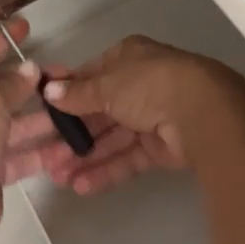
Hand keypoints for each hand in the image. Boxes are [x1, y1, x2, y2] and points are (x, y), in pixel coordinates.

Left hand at [0, 18, 60, 243]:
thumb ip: (12, 83)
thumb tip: (30, 69)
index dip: (0, 40)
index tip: (25, 28)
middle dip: (29, 85)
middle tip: (62, 76)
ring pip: (13, 125)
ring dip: (41, 120)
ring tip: (74, 111)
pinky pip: (19, 155)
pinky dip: (41, 151)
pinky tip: (69, 146)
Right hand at [29, 35, 244, 195]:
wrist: (201, 112)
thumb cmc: (149, 85)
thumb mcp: (107, 85)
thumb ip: (78, 93)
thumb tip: (48, 91)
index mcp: (128, 58)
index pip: (91, 76)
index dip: (68, 95)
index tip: (43, 113)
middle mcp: (139, 84)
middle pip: (100, 111)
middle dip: (73, 134)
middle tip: (45, 157)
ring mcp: (151, 117)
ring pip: (112, 138)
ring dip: (85, 157)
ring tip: (57, 178)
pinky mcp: (161, 147)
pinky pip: (128, 158)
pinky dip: (106, 170)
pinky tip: (81, 186)